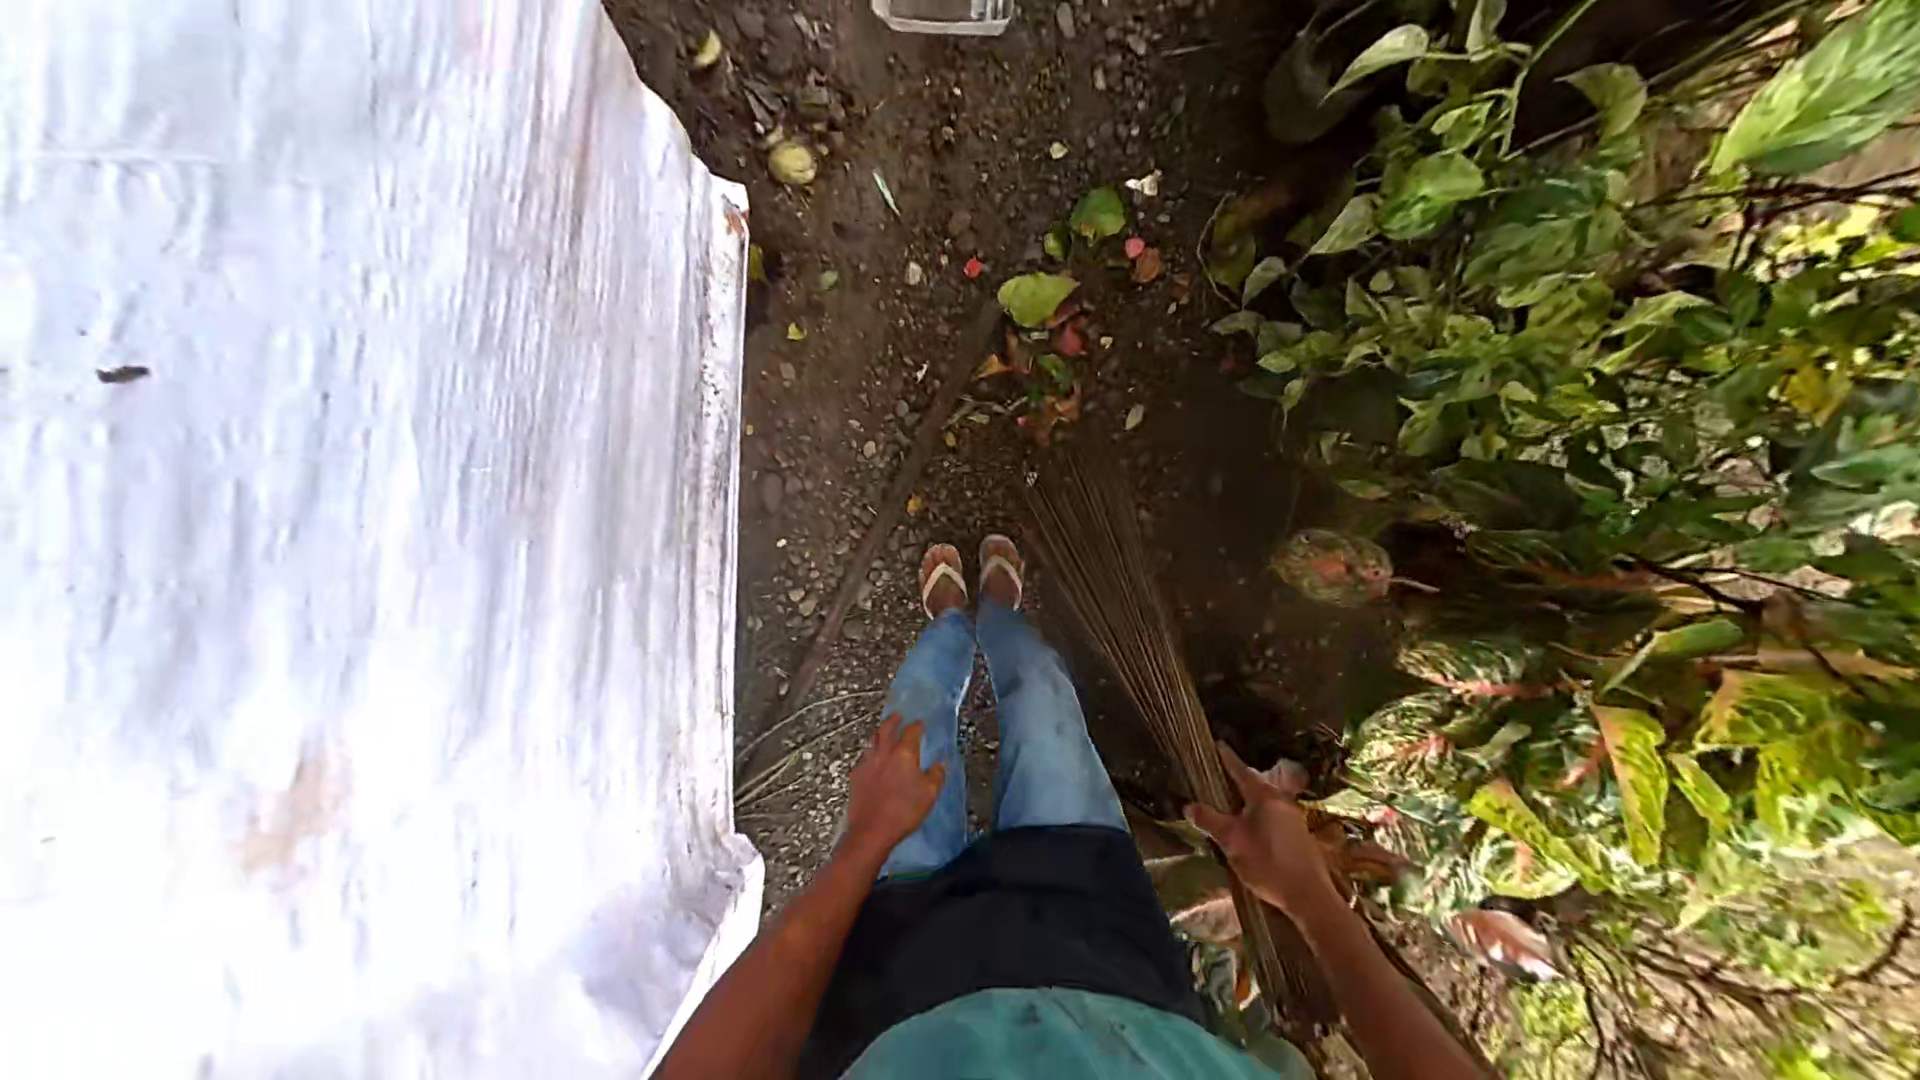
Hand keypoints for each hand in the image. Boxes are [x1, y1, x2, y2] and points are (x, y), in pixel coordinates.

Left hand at [842, 713, 945, 862]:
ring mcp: (867, 762)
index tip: (920, 724)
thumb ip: (937, 775)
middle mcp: (884, 752)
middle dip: (893, 720)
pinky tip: (871, 759)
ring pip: (872, 740)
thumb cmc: (904, 811)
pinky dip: (869, 753)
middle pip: (886, 728)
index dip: (917, 726)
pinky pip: (863, 757)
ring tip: (883, 733)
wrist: (871, 830)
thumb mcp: (930, 794)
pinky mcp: (856, 774)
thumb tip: (939, 764)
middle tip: (897, 717)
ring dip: (879, 733)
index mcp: (904, 753)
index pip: (911, 731)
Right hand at [1185, 740, 1340, 918]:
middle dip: (1238, 780)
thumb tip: (1188, 806)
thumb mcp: (1231, 841)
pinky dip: (1259, 815)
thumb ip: (1209, 820)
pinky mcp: (1300, 837)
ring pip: (1266, 801)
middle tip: (1221, 776)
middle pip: (1256, 784)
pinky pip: (1274, 816)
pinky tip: (1252, 830)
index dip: (1227, 758)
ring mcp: (1294, 819)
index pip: (1241, 770)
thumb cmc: (1267, 862)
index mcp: (1264, 796)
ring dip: (1249, 800)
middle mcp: (1282, 802)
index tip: (1218, 744)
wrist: (1310, 898)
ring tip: (1232, 804)